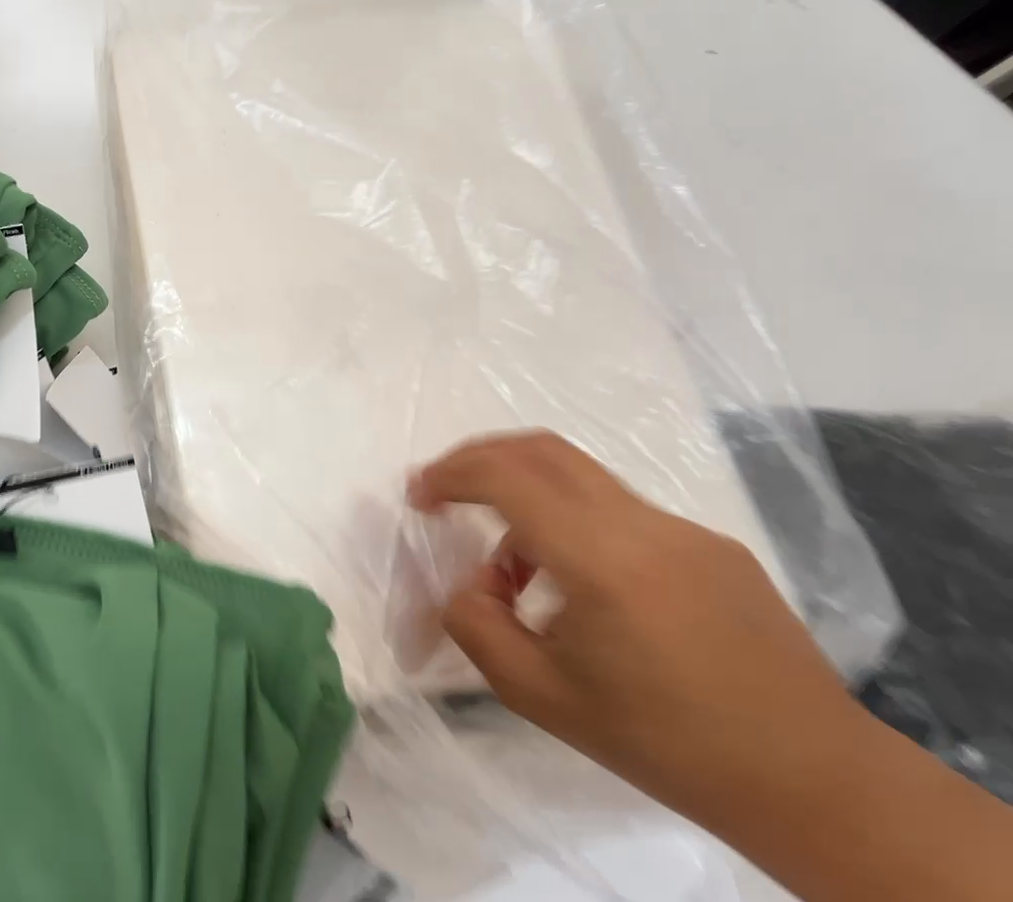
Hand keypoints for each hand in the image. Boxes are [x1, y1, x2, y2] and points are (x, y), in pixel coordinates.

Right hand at [409, 431, 860, 822]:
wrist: (810, 779)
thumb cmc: (662, 741)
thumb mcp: (537, 694)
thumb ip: (477, 626)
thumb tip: (469, 587)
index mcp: (601, 560)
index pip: (508, 477)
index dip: (451, 474)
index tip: (418, 497)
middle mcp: (646, 527)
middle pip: (546, 451)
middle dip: (481, 459)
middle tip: (443, 492)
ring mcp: (689, 533)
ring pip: (584, 482)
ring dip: (529, 503)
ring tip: (513, 576)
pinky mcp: (717, 551)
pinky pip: (624, 515)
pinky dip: (575, 528)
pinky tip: (580, 595)